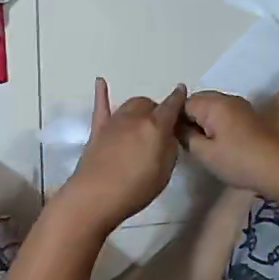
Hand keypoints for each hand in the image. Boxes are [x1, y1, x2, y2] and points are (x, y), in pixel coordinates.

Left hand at [56, 78, 187, 230]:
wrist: (95, 197)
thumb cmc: (135, 189)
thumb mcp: (164, 172)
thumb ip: (169, 148)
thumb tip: (167, 135)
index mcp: (155, 126)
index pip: (171, 106)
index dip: (179, 98)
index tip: (182, 91)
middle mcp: (135, 118)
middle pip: (149, 104)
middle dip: (157, 111)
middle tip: (160, 129)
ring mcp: (114, 122)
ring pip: (130, 105)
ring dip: (139, 109)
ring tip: (143, 122)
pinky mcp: (97, 130)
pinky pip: (101, 106)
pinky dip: (102, 94)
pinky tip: (101, 82)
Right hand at [179, 91, 278, 192]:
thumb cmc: (239, 161)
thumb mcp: (205, 153)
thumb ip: (185, 136)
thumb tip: (176, 127)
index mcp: (214, 103)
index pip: (184, 103)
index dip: (175, 119)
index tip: (174, 139)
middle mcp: (228, 99)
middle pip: (199, 102)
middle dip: (190, 119)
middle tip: (187, 144)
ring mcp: (242, 107)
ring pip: (213, 109)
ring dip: (204, 123)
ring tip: (202, 146)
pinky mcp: (251, 118)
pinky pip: (226, 115)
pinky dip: (217, 125)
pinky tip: (219, 145)